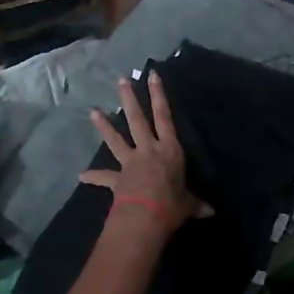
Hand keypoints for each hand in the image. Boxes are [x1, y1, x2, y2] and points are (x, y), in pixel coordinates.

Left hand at [82, 73, 204, 238]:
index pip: (165, 117)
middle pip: (138, 120)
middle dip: (130, 99)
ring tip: (93, 111)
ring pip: (116, 139)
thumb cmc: (172, 205)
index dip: (159, 95)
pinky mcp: (117, 178)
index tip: (153, 75)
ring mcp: (130, 162)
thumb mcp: (188, 204)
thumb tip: (211, 212)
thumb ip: (197, 204)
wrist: (144, 218)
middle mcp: (149, 150)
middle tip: (121, 80)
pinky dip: (93, 176)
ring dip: (104, 126)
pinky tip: (81, 175)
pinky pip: (104, 177)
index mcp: (170, 150)